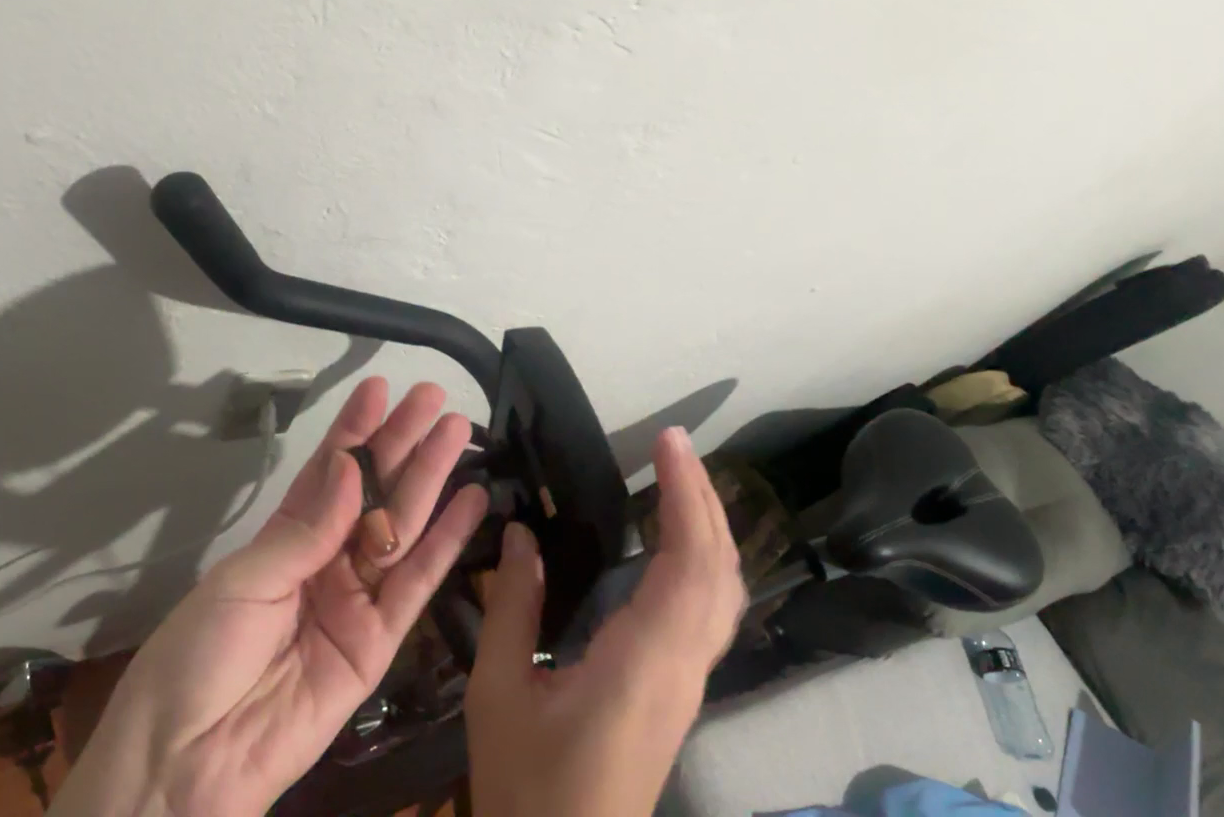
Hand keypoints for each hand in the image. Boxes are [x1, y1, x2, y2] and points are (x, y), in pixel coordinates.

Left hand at [50, 377, 488, 816]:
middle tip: (435, 400)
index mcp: (284, 539)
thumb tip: (353, 468)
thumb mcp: (244, 580)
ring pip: (402, 528)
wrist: (192, 758)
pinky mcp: (381, 639)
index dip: (355, 430)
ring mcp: (356, 598)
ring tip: (459, 433)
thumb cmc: (200, 654)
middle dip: (403, 444)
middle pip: (374, 493)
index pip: (329, 473)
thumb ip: (308, 528)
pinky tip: (470, 502)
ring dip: (432, 480)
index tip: (381, 389)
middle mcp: (326, 560)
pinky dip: (446, 543)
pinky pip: (417, 584)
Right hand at [466, 427, 744, 816]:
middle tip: (672, 447)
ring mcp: (690, 682)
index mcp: (643, 660)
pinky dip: (705, 560)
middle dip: (704, 497)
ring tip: (676, 482)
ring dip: (710, 527)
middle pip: (720, 568)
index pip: (689, 561)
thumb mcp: (499, 695)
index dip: (685, 494)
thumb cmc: (530, 786)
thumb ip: (512, 609)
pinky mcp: (682, 692)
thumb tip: (522, 535)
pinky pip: (711, 611)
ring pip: (724, 591)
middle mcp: (683, 665)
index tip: (666, 442)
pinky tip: (674, 546)